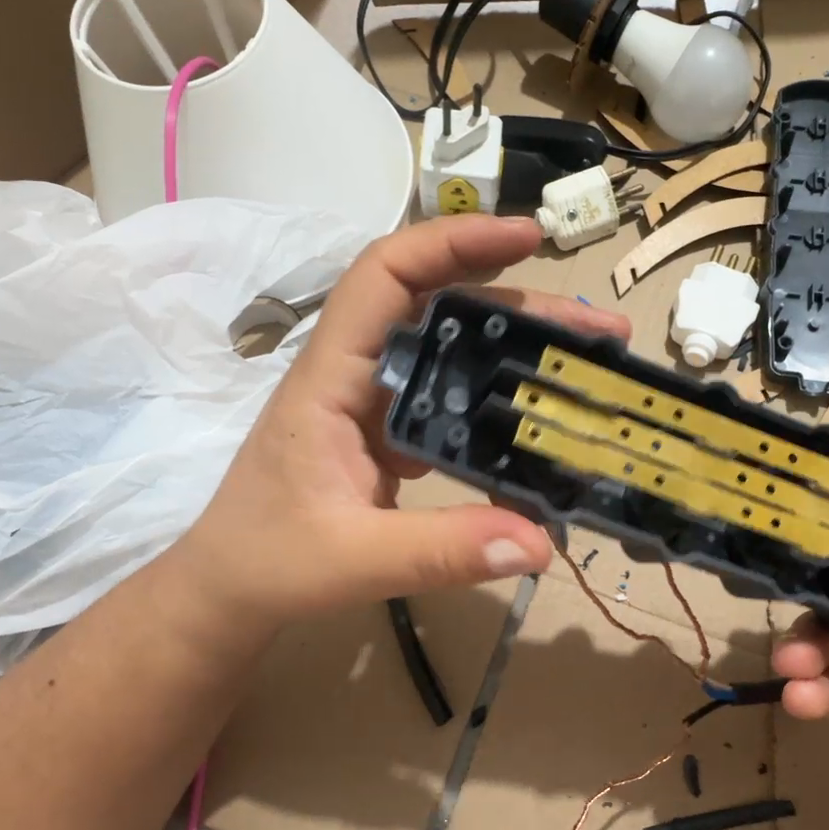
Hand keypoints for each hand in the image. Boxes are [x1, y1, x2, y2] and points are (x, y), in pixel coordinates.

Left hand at [173, 215, 628, 627]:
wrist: (228, 590)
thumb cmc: (269, 562)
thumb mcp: (353, 559)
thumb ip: (442, 552)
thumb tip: (540, 544)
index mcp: (332, 379)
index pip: (385, 276)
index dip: (452, 243)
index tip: (526, 238)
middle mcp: (356, 376)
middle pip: (440, 310)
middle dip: (521, 307)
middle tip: (600, 330)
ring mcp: (374, 406)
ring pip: (451, 353)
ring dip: (518, 350)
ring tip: (588, 366)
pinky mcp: (388, 437)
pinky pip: (451, 401)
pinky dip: (498, 399)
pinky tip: (540, 423)